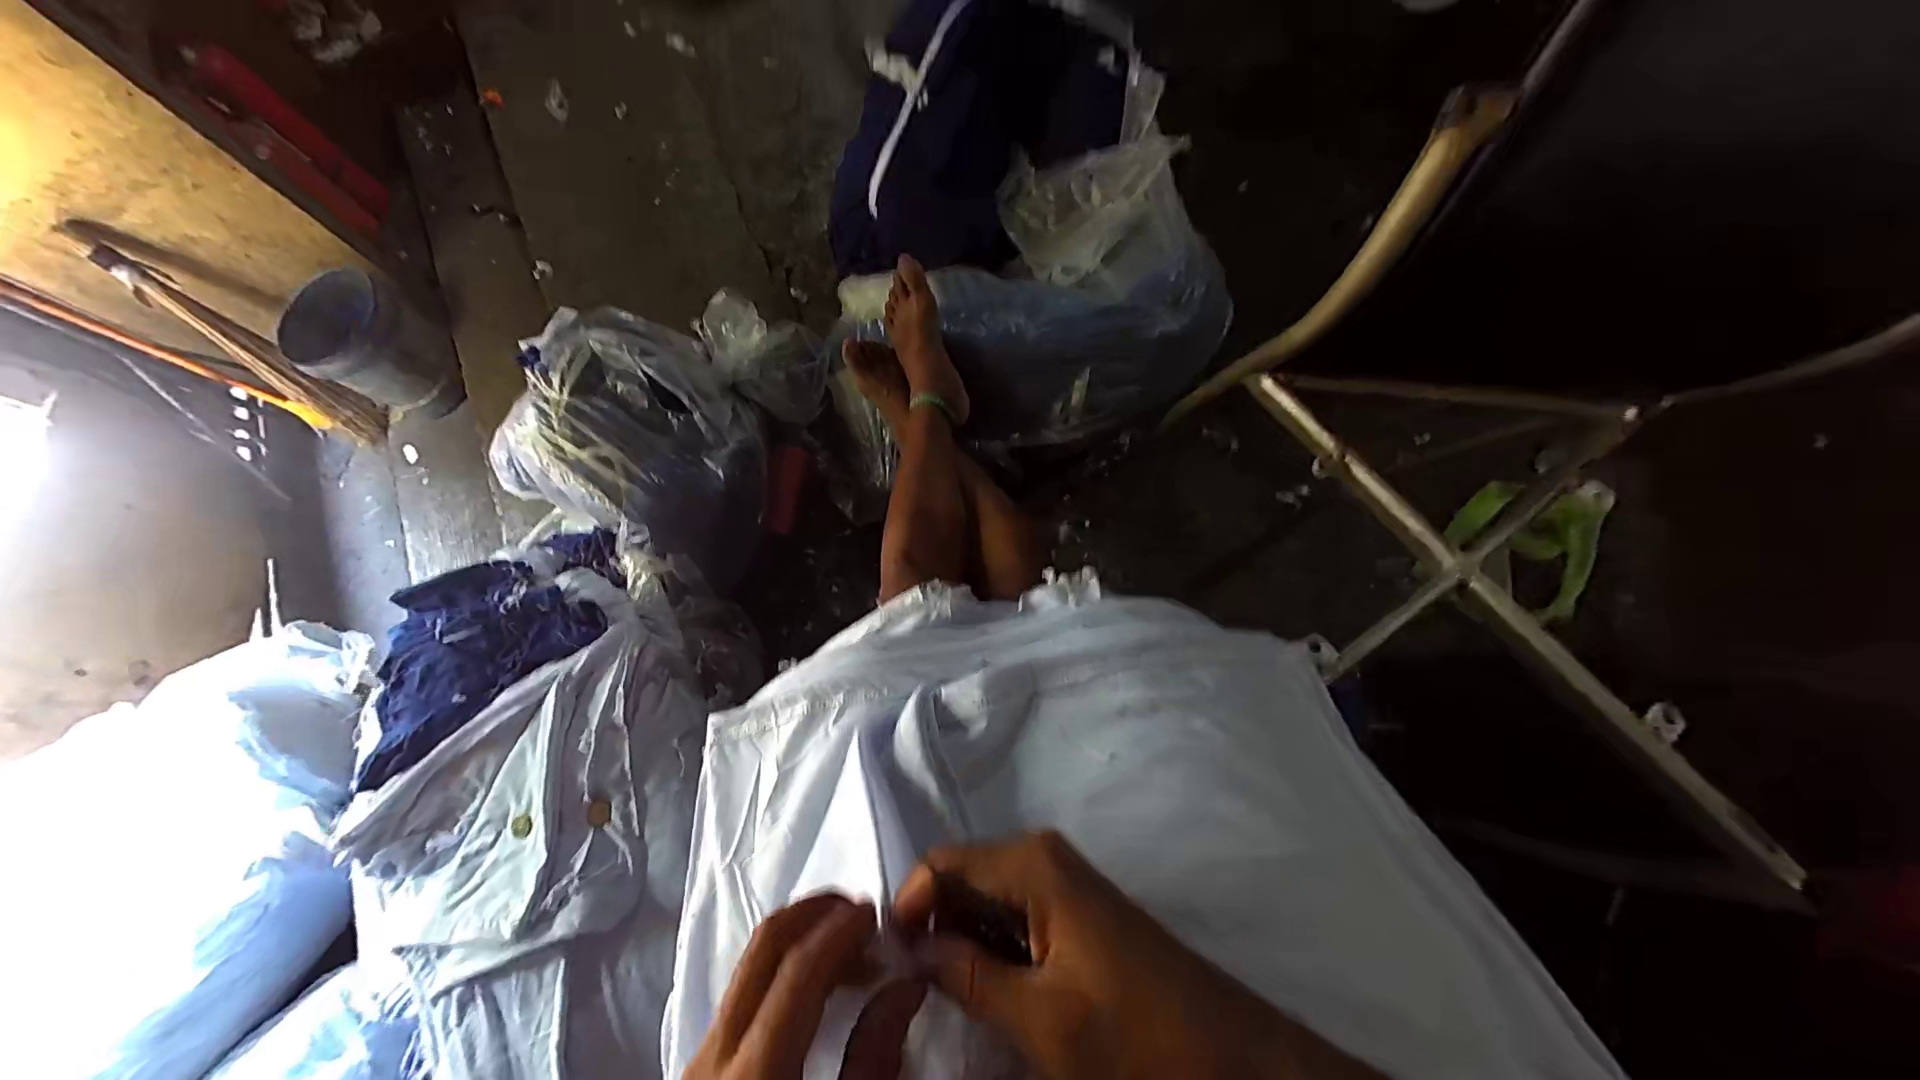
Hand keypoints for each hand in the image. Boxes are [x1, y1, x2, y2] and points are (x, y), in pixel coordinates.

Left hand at [686, 892, 926, 1079]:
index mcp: (753, 1076)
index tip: (877, 912)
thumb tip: (905, 984)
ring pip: (751, 964)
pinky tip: (820, 986)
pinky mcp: (700, 1065)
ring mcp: (700, 1056)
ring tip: (853, 950)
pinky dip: (786, 969)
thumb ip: (874, 1059)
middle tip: (863, 911)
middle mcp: (715, 1053)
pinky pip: (745, 991)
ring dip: (803, 939)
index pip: (798, 972)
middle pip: (763, 947)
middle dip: (816, 913)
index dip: (841, 932)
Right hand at [891, 832, 1383, 1079]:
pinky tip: (987, 988)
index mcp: (1031, 862)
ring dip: (959, 939)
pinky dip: (989, 945)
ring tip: (944, 993)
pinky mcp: (1073, 908)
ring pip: (984, 897)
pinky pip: (1012, 913)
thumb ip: (968, 976)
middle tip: (909, 985)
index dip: (908, 907)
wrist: (1234, 1053)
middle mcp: (1042, 855)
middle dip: (931, 924)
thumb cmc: (1137, 1035)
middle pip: (961, 876)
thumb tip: (909, 948)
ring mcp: (1060, 880)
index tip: (887, 962)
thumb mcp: (1042, 1020)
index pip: (941, 864)